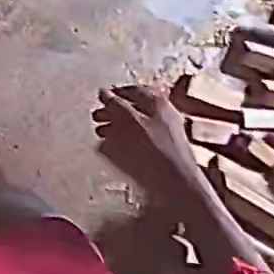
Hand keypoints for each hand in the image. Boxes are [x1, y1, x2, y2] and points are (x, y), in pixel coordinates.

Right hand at [93, 85, 217, 214]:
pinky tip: (113, 145)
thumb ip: (115, 104)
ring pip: (135, 123)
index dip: (115, 93)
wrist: (176, 183)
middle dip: (113, 111)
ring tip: (100, 132)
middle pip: (134, 108)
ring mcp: (164, 133)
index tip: (100, 97)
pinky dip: (125, 138)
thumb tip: (102, 92)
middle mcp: (164, 116)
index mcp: (159, 104)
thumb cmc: (155, 149)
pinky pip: (139, 138)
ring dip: (116, 125)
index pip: (134, 91)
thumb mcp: (130, 121)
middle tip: (96, 116)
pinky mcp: (162, 150)